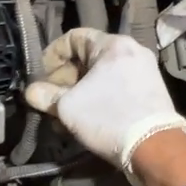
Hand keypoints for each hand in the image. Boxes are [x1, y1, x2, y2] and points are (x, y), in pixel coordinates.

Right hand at [24, 28, 185, 185]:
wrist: (154, 148)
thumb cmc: (108, 119)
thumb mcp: (67, 107)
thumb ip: (45, 95)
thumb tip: (31, 92)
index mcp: (113, 45)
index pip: (73, 37)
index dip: (51, 55)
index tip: (40, 76)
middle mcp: (132, 51)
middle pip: (87, 58)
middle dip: (63, 79)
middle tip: (50, 99)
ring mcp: (144, 72)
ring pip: (100, 76)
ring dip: (78, 92)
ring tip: (64, 115)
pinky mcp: (150, 91)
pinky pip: (115, 87)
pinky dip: (96, 98)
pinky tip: (85, 119)